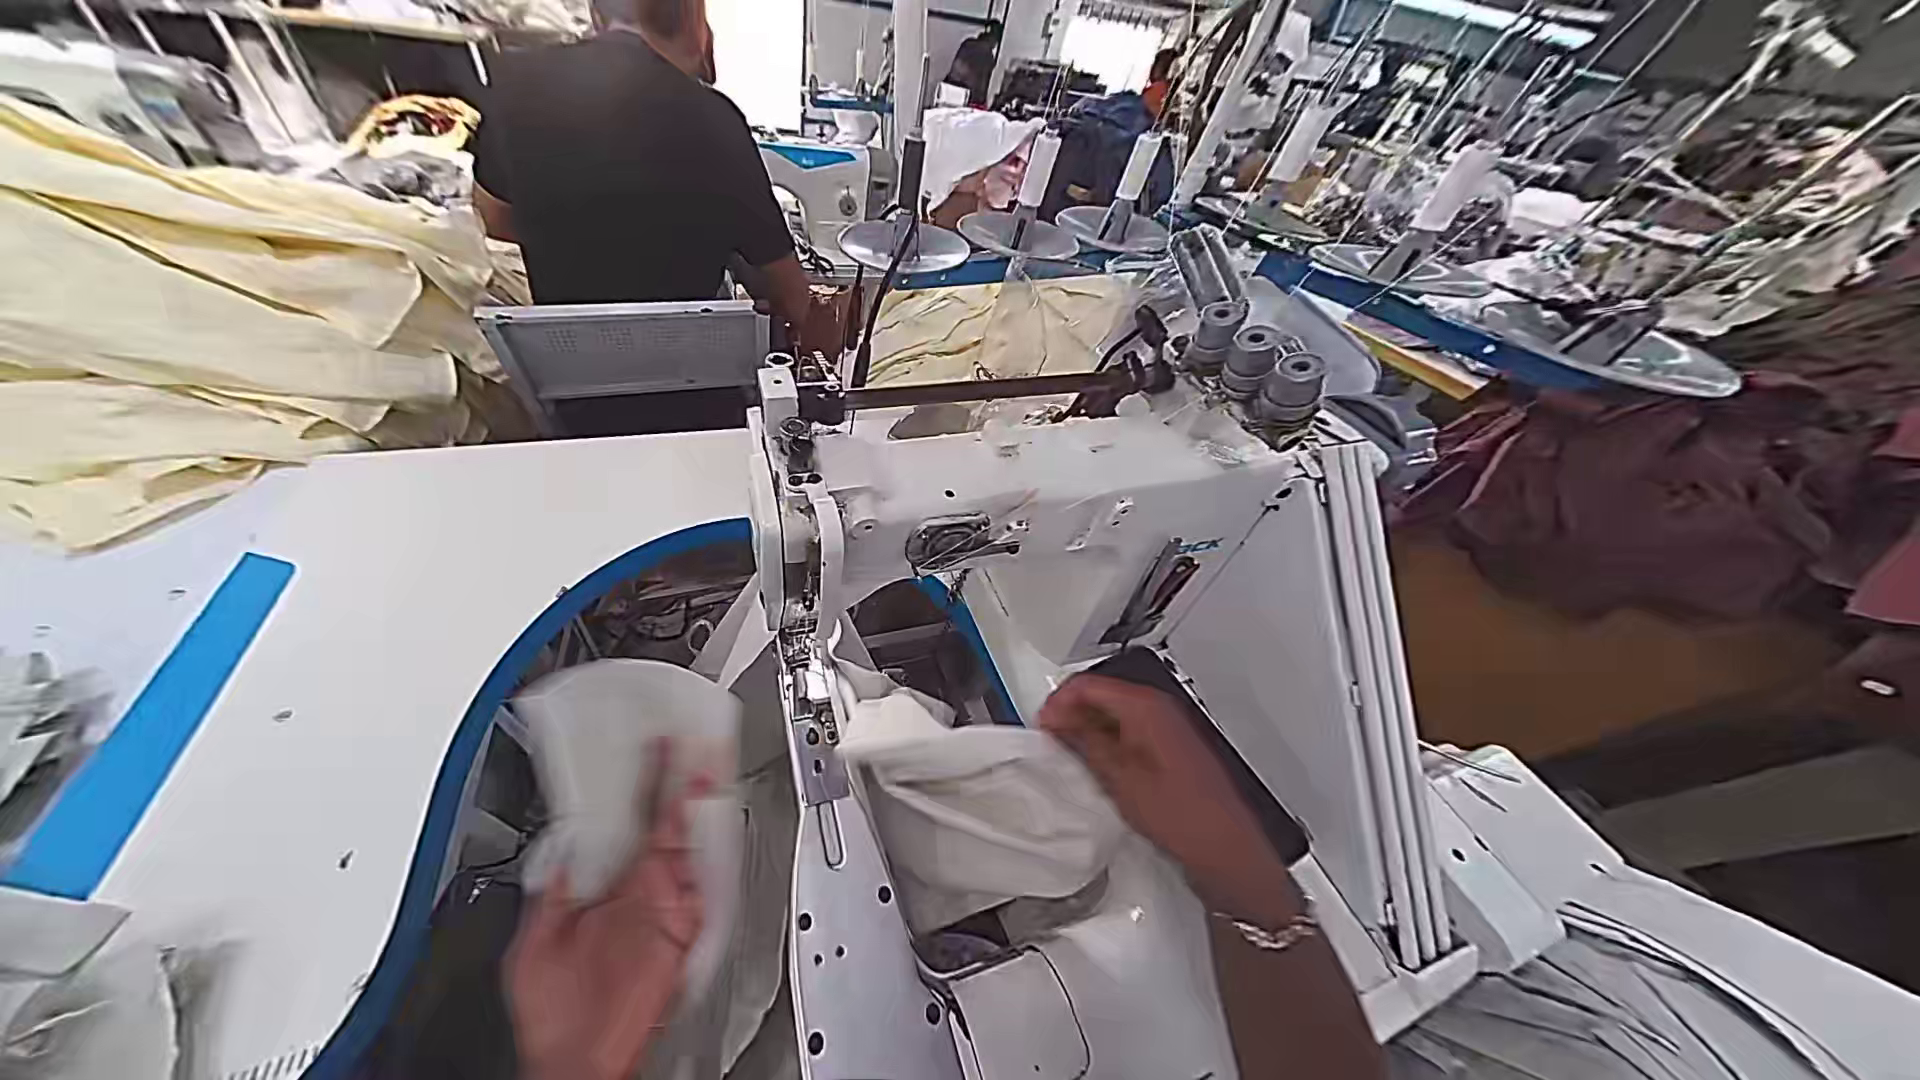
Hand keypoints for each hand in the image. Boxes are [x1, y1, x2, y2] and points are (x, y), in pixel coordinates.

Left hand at [507, 741, 709, 1079]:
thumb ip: (552, 892)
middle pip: (661, 818)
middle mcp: (639, 884)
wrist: (583, 1059)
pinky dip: (710, 841)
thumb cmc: (558, 1013)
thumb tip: (565, 845)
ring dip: (695, 799)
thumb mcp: (535, 945)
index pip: (623, 820)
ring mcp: (664, 898)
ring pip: (685, 836)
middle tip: (683, 738)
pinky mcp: (685, 917)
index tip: (642, 750)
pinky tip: (710, 812)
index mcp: (606, 884)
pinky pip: (704, 872)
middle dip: (674, 778)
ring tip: (703, 759)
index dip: (634, 785)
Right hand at [1039, 674, 1301, 922]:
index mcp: (1145, 707)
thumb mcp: (1120, 779)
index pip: (1088, 684)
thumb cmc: (1186, 818)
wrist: (1228, 850)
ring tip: (1068, 752)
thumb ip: (1085, 742)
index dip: (1059, 701)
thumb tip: (1061, 722)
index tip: (1043, 723)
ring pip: (1112, 711)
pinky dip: (1105, 739)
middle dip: (1071, 712)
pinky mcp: (1168, 745)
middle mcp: (1158, 708)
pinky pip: (1127, 728)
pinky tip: (1095, 763)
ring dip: (1086, 726)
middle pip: (1100, 693)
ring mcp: (1165, 726)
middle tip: (1050, 737)